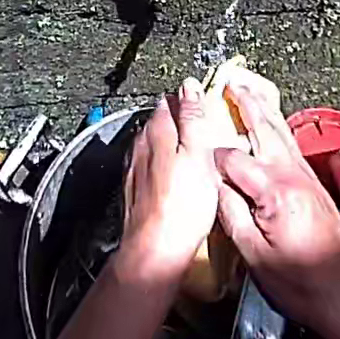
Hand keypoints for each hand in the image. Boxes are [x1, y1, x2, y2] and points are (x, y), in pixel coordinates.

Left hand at [117, 78, 221, 281]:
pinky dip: (164, 166)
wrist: (156, 251)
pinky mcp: (136, 188)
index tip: (203, 106)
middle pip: (162, 121)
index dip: (188, 101)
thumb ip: (193, 117)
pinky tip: (176, 179)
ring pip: (155, 144)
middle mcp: (142, 144)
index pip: (171, 101)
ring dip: (172, 145)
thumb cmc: (181, 207)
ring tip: (193, 156)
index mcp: (158, 130)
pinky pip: (151, 166)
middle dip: (180, 122)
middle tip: (202, 130)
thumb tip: (189, 87)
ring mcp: (136, 166)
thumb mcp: (199, 154)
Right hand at [213, 71, 339, 332]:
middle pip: (262, 127)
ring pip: (279, 129)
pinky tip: (270, 120)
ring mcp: (304, 175)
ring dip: (262, 106)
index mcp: (274, 191)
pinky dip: (275, 123)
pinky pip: (289, 141)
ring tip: (248, 89)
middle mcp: (291, 175)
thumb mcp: (253, 254)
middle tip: (230, 82)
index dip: (214, 159)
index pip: (233, 159)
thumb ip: (230, 212)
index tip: (202, 160)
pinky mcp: (312, 181)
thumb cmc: (301, 282)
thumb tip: (214, 184)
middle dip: (244, 102)